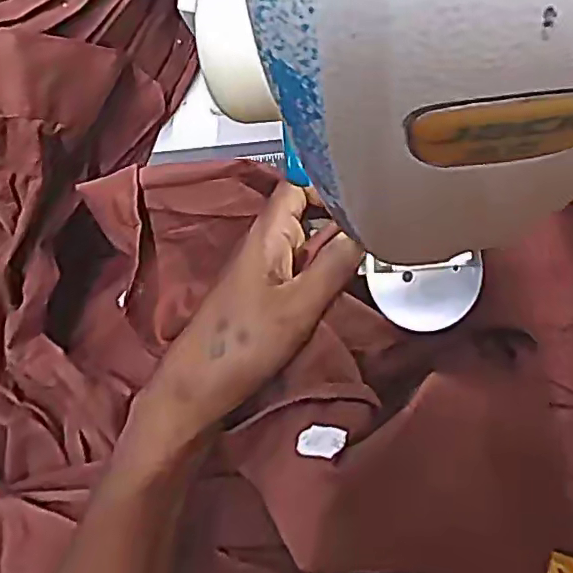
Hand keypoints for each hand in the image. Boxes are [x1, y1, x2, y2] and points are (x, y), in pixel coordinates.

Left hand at [126, 181, 366, 454]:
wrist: (198, 389)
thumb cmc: (242, 345)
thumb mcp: (300, 305)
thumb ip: (334, 265)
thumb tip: (364, 231)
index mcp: (267, 234)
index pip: (298, 186)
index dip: (328, 183)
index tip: (363, 193)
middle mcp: (265, 244)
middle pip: (308, 213)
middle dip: (340, 218)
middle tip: (375, 228)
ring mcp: (266, 268)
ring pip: (308, 242)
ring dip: (334, 246)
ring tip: (365, 254)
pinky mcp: (267, 292)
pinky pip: (302, 267)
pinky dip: (323, 270)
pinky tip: (340, 283)